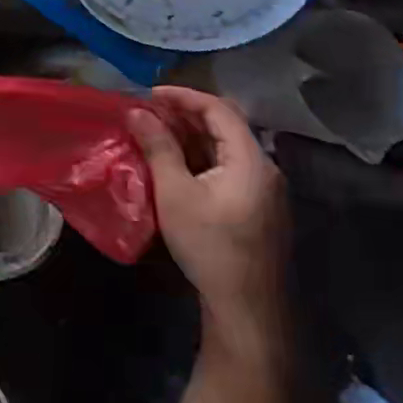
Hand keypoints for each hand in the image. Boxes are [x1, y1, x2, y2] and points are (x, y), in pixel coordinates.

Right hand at [127, 88, 287, 332]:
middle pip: (225, 126)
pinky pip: (228, 166)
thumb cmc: (209, 245)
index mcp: (251, 159)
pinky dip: (201, 156)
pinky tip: (175, 163)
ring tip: (155, 133)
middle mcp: (265, 168)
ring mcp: (265, 190)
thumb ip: (158, 147)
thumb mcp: (174, 192)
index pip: (219, 109)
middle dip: (184, 114)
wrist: (246, 308)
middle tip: (147, 112)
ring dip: (191, 136)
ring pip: (226, 147)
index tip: (148, 94)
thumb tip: (136, 112)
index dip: (183, 96)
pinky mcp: (258, 207)